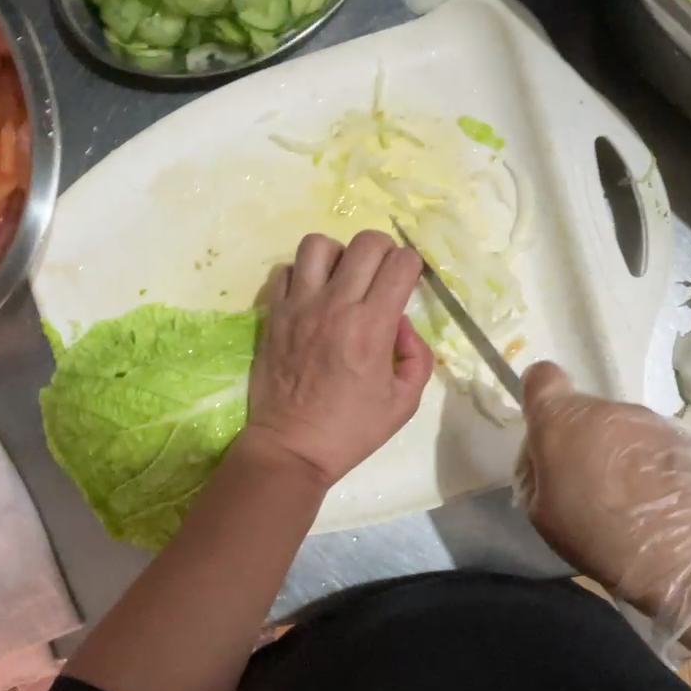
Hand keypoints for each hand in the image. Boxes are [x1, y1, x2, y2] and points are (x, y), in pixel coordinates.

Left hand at [241, 231, 434, 487]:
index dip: (412, 267)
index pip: (401, 264)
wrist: (292, 448)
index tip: (408, 285)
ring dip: (338, 255)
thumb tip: (401, 324)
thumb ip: (417, 358)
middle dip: (384, 251)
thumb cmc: (351, 431)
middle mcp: (335, 306)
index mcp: (371, 327)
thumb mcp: (404, 403)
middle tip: (381, 277)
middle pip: (366, 242)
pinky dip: (302, 275)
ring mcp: (298, 307)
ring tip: (342, 280)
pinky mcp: (273, 315)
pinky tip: (311, 297)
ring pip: (319, 244)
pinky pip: (286, 271)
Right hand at [515, 361, 690, 642]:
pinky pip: (660, 447)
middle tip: (590, 487)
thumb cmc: (596, 535)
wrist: (683, 554)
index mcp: (561, 422)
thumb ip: (537, 471)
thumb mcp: (540, 513)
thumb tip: (544, 457)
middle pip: (587, 414)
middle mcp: (608, 409)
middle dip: (584, 441)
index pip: (542, 378)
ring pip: (626, 430)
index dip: (540, 397)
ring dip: (622, 455)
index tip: (545, 425)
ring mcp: (654, 419)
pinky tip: (662, 502)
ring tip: (632, 500)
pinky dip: (656, 467)